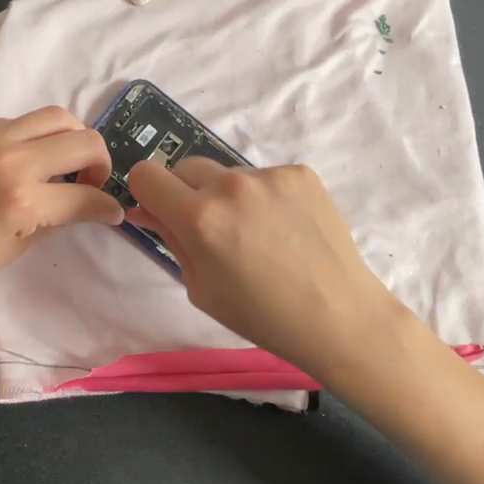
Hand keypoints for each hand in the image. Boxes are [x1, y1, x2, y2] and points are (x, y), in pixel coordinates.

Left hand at [0, 107, 123, 310]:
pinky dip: (29, 139)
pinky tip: (18, 162)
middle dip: (100, 161)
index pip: (86, 195)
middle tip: (91, 181)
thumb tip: (74, 205)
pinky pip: (13, 122)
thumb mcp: (10, 249)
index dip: (107, 207)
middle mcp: (9, 158)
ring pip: (52, 117)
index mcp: (22, 200)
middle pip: (82, 139)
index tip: (112, 211)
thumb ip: (48, 220)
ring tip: (61, 164)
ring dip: (69, 139)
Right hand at [125, 157, 411, 375]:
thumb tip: (148, 210)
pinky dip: (262, 197)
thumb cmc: (260, 315)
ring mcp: (270, 175)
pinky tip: (283, 229)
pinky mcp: (301, 173)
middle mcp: (231, 185)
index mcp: (199, 217)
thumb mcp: (200, 287)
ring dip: (227, 196)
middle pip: (184, 168)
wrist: (337, 315)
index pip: (146, 175)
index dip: (147, 194)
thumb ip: (171, 240)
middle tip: (209, 231)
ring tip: (256, 235)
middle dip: (185, 193)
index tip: (160, 213)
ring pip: (227, 174)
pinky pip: (263, 177)